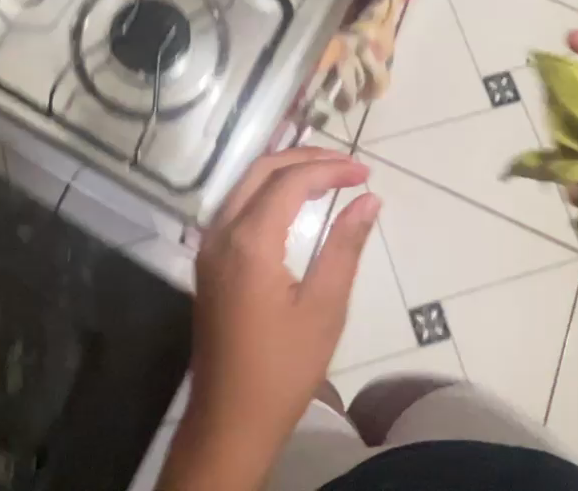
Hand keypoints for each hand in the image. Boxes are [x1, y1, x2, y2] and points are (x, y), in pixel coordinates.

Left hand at [183, 148, 379, 460]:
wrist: (229, 418)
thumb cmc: (283, 369)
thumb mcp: (324, 309)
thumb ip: (345, 246)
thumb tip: (369, 200)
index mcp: (248, 241)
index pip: (289, 181)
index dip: (329, 168)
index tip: (365, 172)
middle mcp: (220, 232)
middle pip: (261, 170)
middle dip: (305, 158)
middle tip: (348, 165)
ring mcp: (208, 245)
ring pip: (244, 184)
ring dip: (284, 171)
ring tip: (328, 174)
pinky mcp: (208, 260)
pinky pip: (236, 206)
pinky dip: (266, 191)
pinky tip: (293, 201)